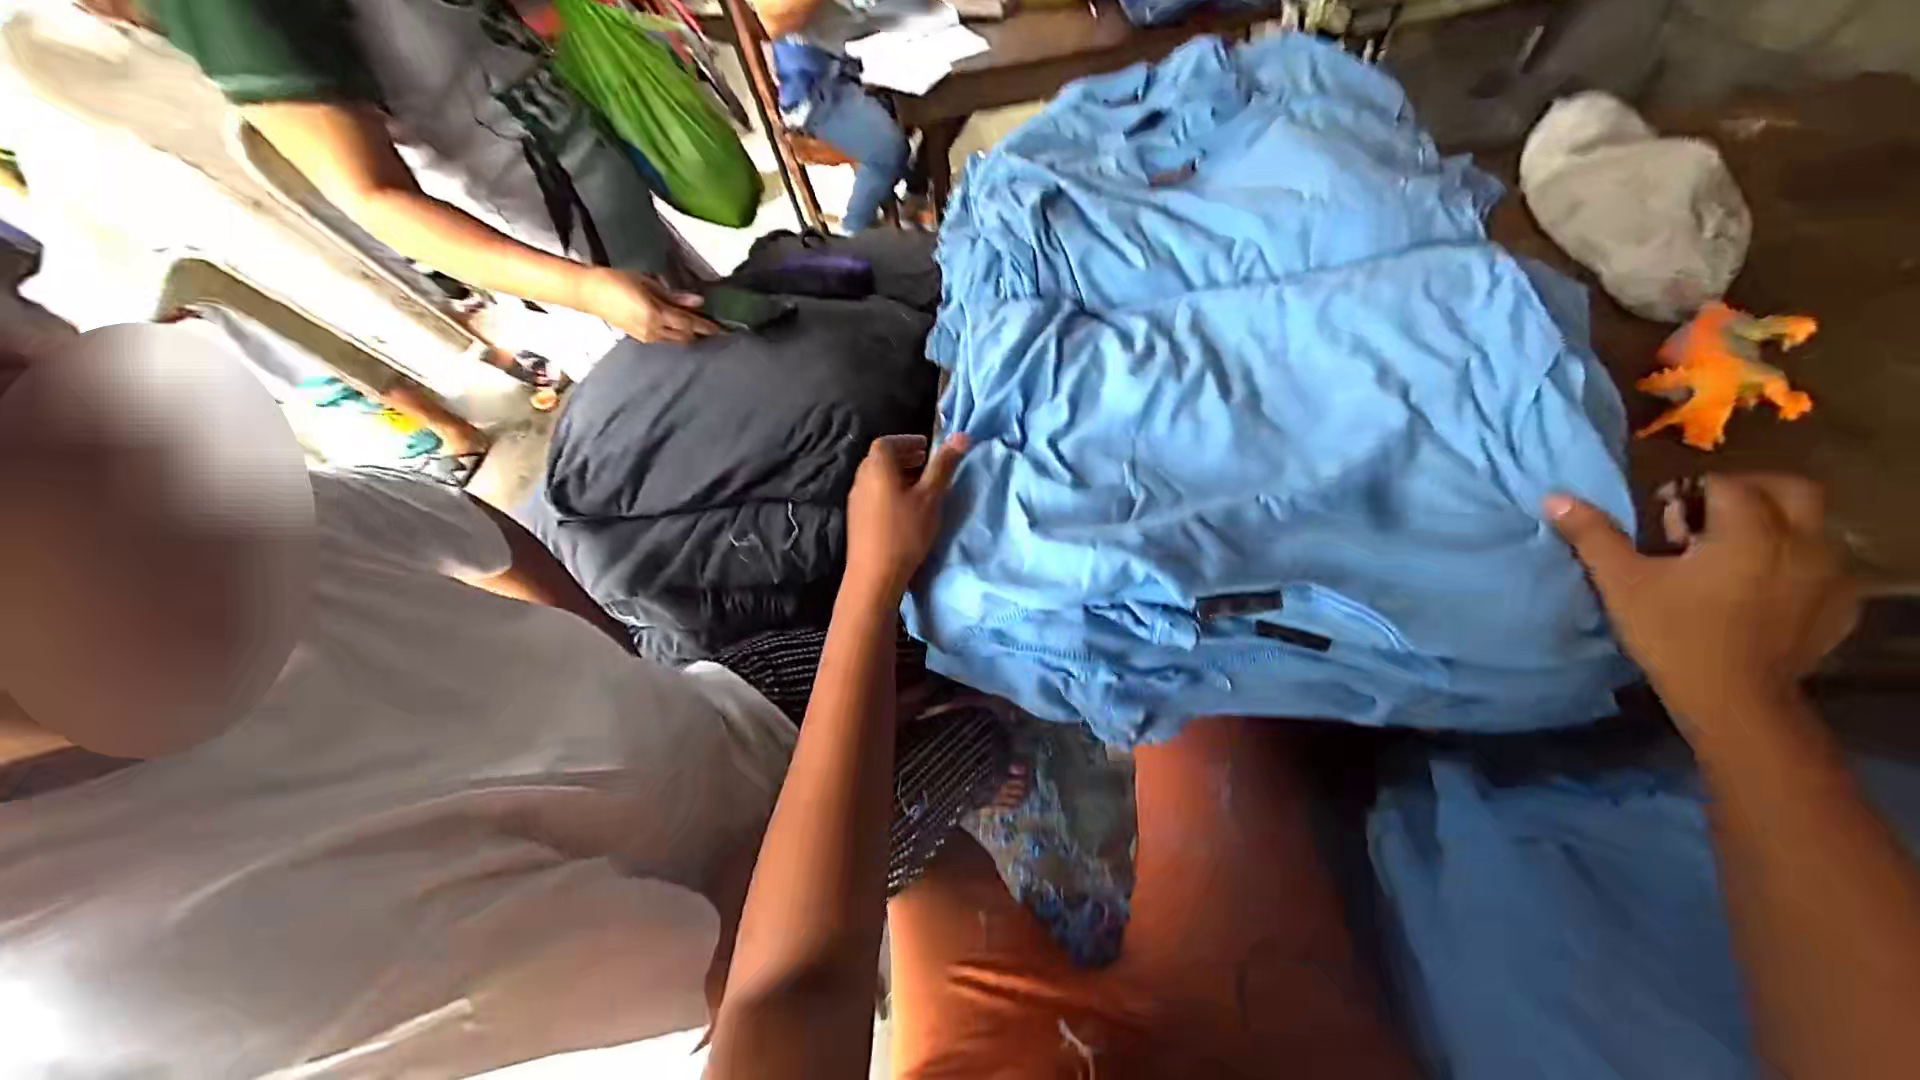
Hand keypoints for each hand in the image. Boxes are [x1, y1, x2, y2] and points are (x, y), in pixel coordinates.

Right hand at [580, 267, 719, 343]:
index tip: (722, 329)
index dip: (707, 327)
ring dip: (688, 336)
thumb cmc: (616, 281)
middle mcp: (655, 331)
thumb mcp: (647, 284)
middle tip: (713, 328)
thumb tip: (698, 301)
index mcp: (657, 316)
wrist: (587, 293)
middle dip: (699, 333)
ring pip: (676, 341)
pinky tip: (680, 331)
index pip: (689, 324)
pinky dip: (676, 337)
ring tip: (700, 331)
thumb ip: (673, 296)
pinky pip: (665, 341)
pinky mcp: (641, 339)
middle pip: (685, 336)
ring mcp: (647, 338)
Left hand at [845, 434, 969, 600]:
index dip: (907, 441)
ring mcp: (856, 500)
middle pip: (880, 458)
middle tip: (926, 462)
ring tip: (920, 485)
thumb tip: (961, 436)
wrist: (873, 575)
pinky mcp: (856, 519)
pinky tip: (906, 508)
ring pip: (877, 477)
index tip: (926, 446)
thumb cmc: (905, 531)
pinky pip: (874, 493)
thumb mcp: (931, 497)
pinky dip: (890, 490)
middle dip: (904, 456)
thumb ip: (944, 465)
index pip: (888, 442)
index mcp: (877, 467)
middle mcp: (861, 478)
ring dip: (898, 474)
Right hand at [1546, 474, 1856, 730]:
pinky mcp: (1838, 603)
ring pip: (1810, 525)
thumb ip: (1593, 534)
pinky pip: (1820, 563)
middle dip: (1745, 490)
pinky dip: (1789, 558)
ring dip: (1769, 524)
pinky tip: (1753, 583)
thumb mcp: (1620, 581)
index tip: (1660, 513)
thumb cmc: (1670, 632)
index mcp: (1750, 532)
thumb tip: (1555, 498)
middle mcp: (1802, 543)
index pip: (1727, 484)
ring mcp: (1829, 574)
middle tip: (1701, 514)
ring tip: (1722, 551)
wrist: (1731, 697)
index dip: (1689, 491)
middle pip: (1790, 490)